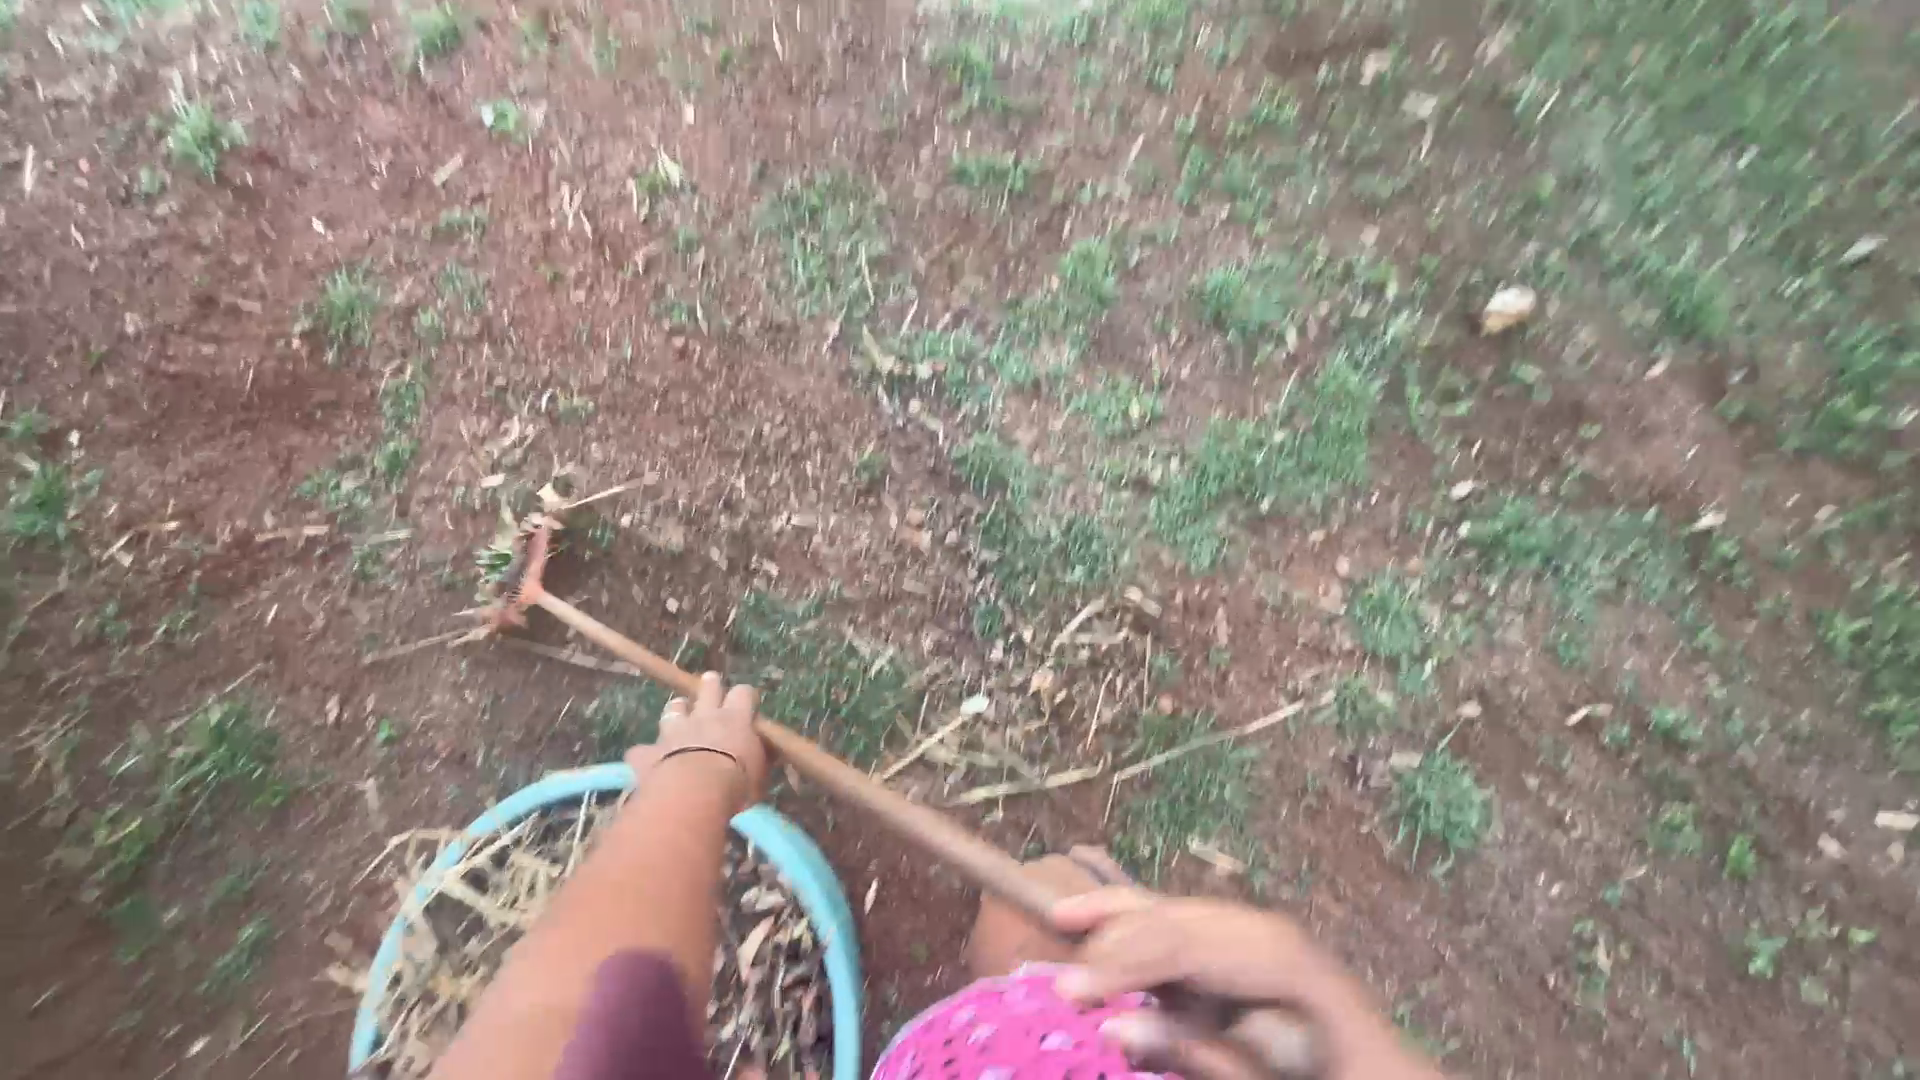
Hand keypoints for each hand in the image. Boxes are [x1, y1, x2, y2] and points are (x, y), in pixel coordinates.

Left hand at [623, 673, 768, 809]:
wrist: (693, 794)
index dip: (744, 696)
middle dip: (710, 685)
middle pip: (707, 689)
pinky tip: (649, 760)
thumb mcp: (760, 773)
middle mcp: (704, 717)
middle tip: (711, 682)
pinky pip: (643, 750)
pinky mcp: (649, 752)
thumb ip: (762, 759)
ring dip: (676, 711)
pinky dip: (647, 753)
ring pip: (673, 709)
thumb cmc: (736, 783)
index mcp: (735, 719)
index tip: (746, 702)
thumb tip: (770, 753)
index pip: (743, 693)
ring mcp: (674, 731)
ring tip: (678, 714)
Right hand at [1051, 889, 1438, 1079]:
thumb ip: (1192, 1052)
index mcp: (1277, 957)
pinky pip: (1182, 922)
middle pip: (1170, 919)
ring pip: (1172, 909)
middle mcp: (1261, 927)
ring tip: (1063, 917)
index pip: (1180, 944)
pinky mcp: (1244, 939)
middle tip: (1061, 982)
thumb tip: (1112, 1026)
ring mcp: (1254, 927)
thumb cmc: (1332, 1076)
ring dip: (1117, 916)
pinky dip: (1140, 920)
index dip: (1121, 965)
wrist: (1386, 1079)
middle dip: (1112, 943)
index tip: (1072, 994)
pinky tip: (1106, 918)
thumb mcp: (1265, 1077)